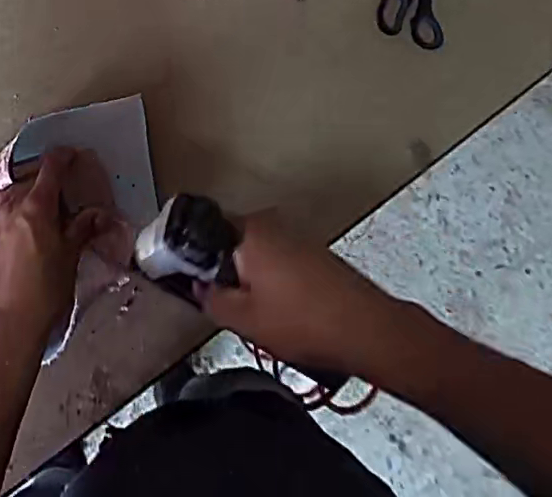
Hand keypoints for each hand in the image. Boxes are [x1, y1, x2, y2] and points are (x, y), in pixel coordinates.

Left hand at [0, 148, 112, 353]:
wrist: (7, 328)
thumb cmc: (44, 292)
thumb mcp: (71, 255)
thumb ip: (83, 227)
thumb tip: (97, 215)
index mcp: (35, 206)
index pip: (51, 167)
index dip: (63, 157)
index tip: (71, 156)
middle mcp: (9, 208)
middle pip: (30, 180)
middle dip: (46, 184)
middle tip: (61, 199)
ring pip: (10, 196)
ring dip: (26, 199)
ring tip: (39, 217)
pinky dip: (8, 215)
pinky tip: (17, 232)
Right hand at [194, 213, 415, 375]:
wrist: (363, 328)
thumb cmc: (305, 320)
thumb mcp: (244, 319)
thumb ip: (211, 298)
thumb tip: (199, 287)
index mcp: (250, 230)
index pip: (205, 230)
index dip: (193, 257)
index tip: (187, 279)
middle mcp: (272, 223)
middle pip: (231, 242)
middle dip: (224, 271)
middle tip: (224, 304)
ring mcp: (295, 234)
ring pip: (255, 253)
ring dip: (249, 277)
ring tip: (257, 312)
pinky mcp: (312, 250)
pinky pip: (278, 259)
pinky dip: (272, 280)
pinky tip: (281, 310)